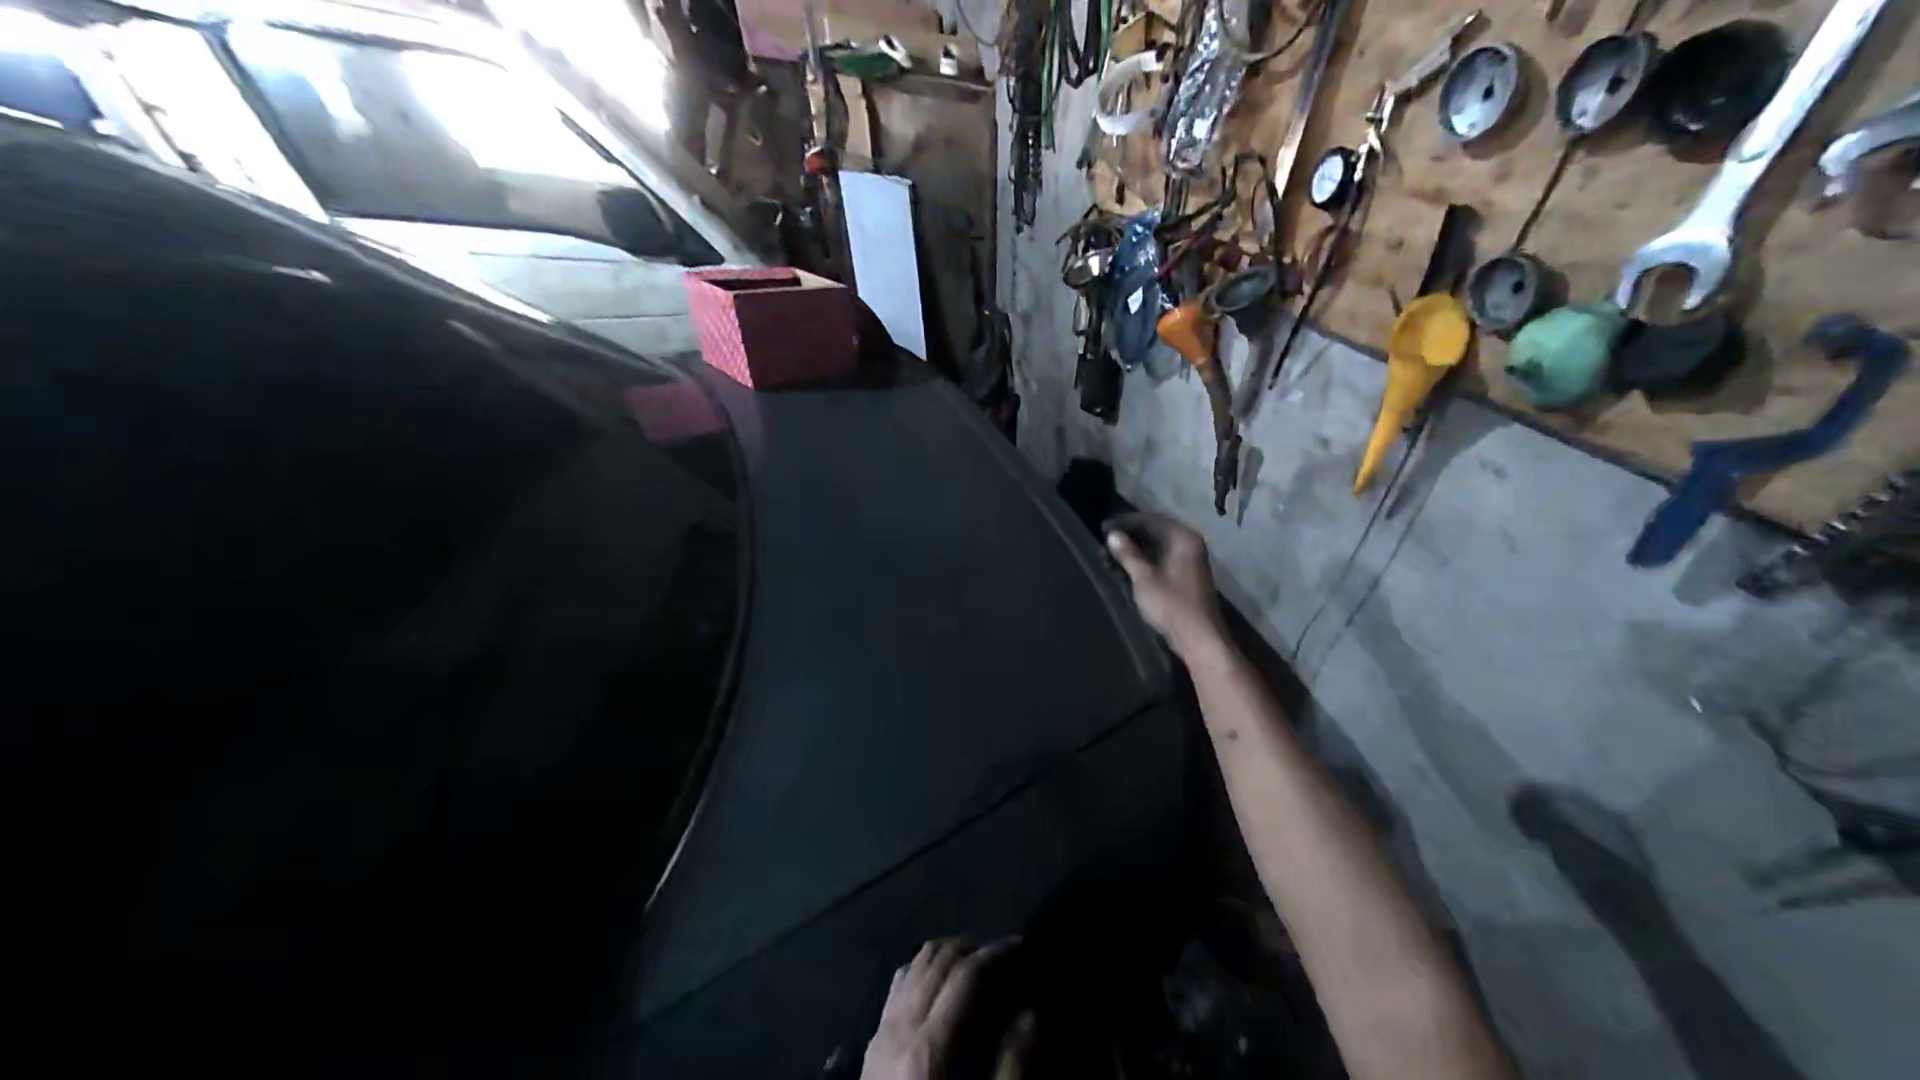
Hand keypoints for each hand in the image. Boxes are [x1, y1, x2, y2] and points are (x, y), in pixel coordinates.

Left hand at [861, 938, 1026, 1079]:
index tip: (1021, 945)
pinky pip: (899, 981)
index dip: (996, 952)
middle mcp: (901, 1025)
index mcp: (930, 1047)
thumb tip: (1029, 1015)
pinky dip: (924, 967)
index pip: (965, 975)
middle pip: (939, 959)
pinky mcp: (872, 1039)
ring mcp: (881, 1029)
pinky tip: (941, 982)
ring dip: (948, 953)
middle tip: (1003, 955)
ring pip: (916, 961)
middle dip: (974, 946)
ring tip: (977, 963)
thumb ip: (1010, 1068)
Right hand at [1105, 513, 1226, 660]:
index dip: (1125, 522)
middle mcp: (1188, 544)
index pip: (1151, 520)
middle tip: (1103, 544)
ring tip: (1107, 559)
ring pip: (1155, 548)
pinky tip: (1123, 570)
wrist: (1198, 637)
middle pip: (1153, 533)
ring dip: (1132, 552)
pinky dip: (1142, 563)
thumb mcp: (1144, 578)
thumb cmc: (1171, 605)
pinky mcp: (1184, 576)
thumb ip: (1128, 554)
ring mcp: (1188, 561)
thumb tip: (1112, 535)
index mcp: (1183, 538)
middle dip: (1127, 538)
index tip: (1103, 528)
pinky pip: (1159, 560)